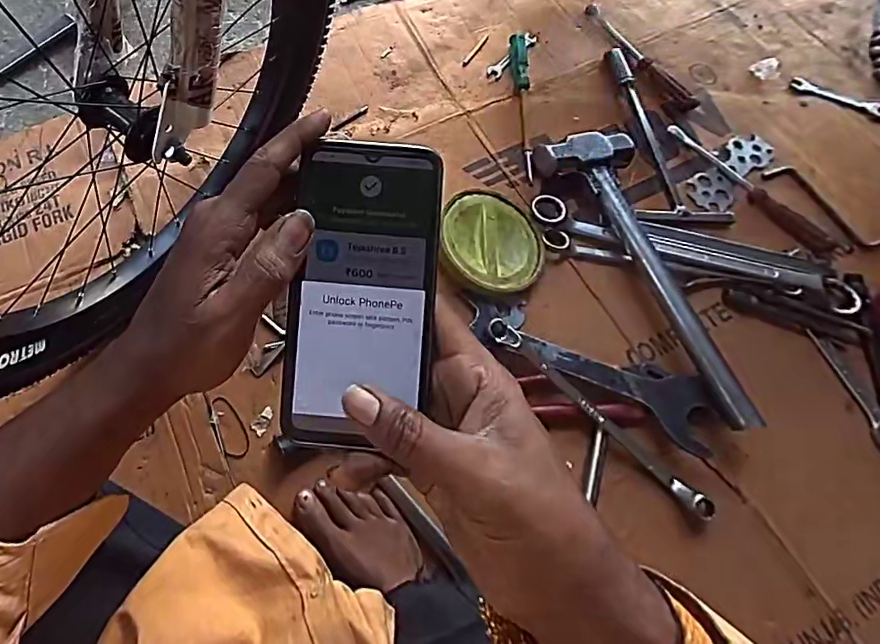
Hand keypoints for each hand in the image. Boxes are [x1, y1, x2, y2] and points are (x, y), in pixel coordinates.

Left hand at [101, 109, 329, 407]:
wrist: (148, 363)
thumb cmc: (187, 345)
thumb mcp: (232, 312)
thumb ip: (268, 265)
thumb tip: (304, 218)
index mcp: (218, 225)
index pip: (262, 170)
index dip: (293, 140)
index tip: (321, 118)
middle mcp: (215, 218)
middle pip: (265, 179)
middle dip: (304, 162)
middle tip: (350, 161)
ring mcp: (214, 232)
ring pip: (262, 200)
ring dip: (297, 190)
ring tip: (341, 187)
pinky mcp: (215, 248)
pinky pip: (255, 222)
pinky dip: (283, 218)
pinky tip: (310, 228)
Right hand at [338, 298, 678, 643]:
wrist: (565, 601)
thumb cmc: (546, 525)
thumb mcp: (477, 474)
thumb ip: (413, 435)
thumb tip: (354, 395)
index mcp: (478, 379)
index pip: (435, 319)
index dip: (399, 294)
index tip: (352, 278)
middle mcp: (454, 396)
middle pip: (398, 359)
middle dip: (359, 357)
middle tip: (314, 349)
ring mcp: (438, 431)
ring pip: (385, 405)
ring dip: (355, 414)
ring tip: (321, 414)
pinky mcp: (427, 464)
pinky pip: (383, 446)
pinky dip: (363, 456)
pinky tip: (348, 468)